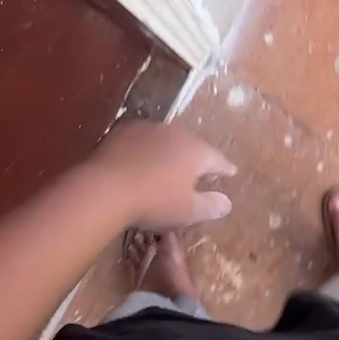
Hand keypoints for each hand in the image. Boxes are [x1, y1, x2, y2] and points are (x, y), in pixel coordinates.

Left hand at [84, 121, 235, 229]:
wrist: (107, 186)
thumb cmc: (154, 201)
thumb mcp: (187, 211)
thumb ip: (210, 205)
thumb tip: (228, 202)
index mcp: (196, 151)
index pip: (217, 159)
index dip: (224, 168)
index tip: (231, 172)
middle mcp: (177, 133)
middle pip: (193, 146)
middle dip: (197, 159)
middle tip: (200, 173)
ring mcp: (150, 128)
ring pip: (167, 140)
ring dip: (171, 152)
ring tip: (168, 168)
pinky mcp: (126, 129)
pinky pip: (144, 139)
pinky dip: (147, 149)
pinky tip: (141, 162)